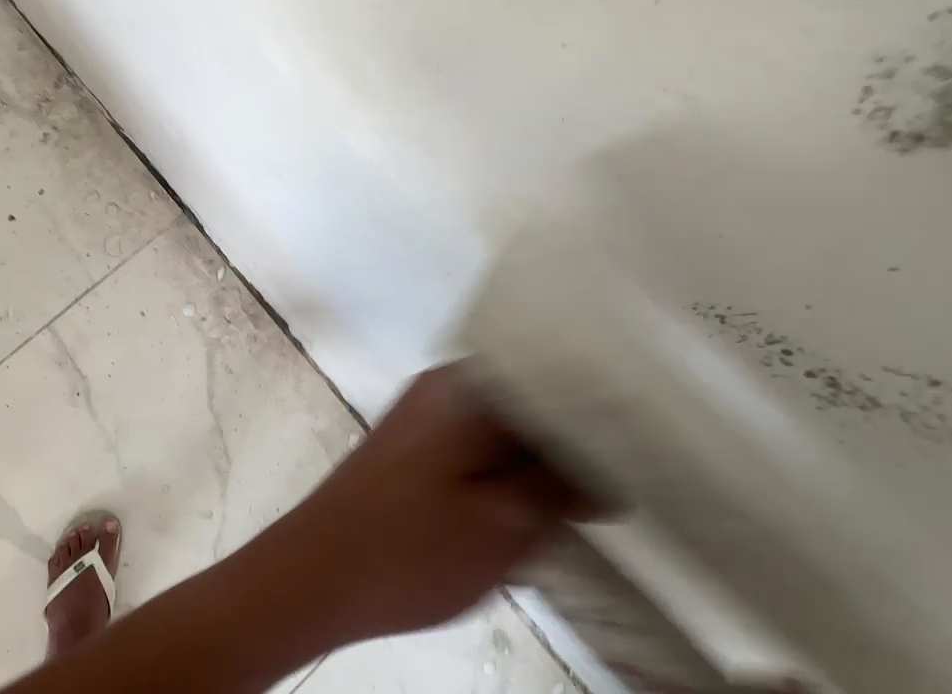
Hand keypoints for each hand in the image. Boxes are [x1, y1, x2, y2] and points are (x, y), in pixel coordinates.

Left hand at [257, 363, 591, 646]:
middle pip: (529, 398)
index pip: (556, 375)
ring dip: (539, 461)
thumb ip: (560, 489)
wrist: (314, 576)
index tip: (637, 448)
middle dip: (571, 440)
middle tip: (613, 483)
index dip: (601, 413)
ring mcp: (424, 414)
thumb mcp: (502, 530)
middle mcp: (444, 387)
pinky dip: (507, 471)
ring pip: (505, 425)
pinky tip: (527, 509)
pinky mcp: (413, 446)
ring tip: (577, 502)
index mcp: (467, 389)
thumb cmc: (406, 553)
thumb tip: (606, 473)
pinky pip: (478, 444)